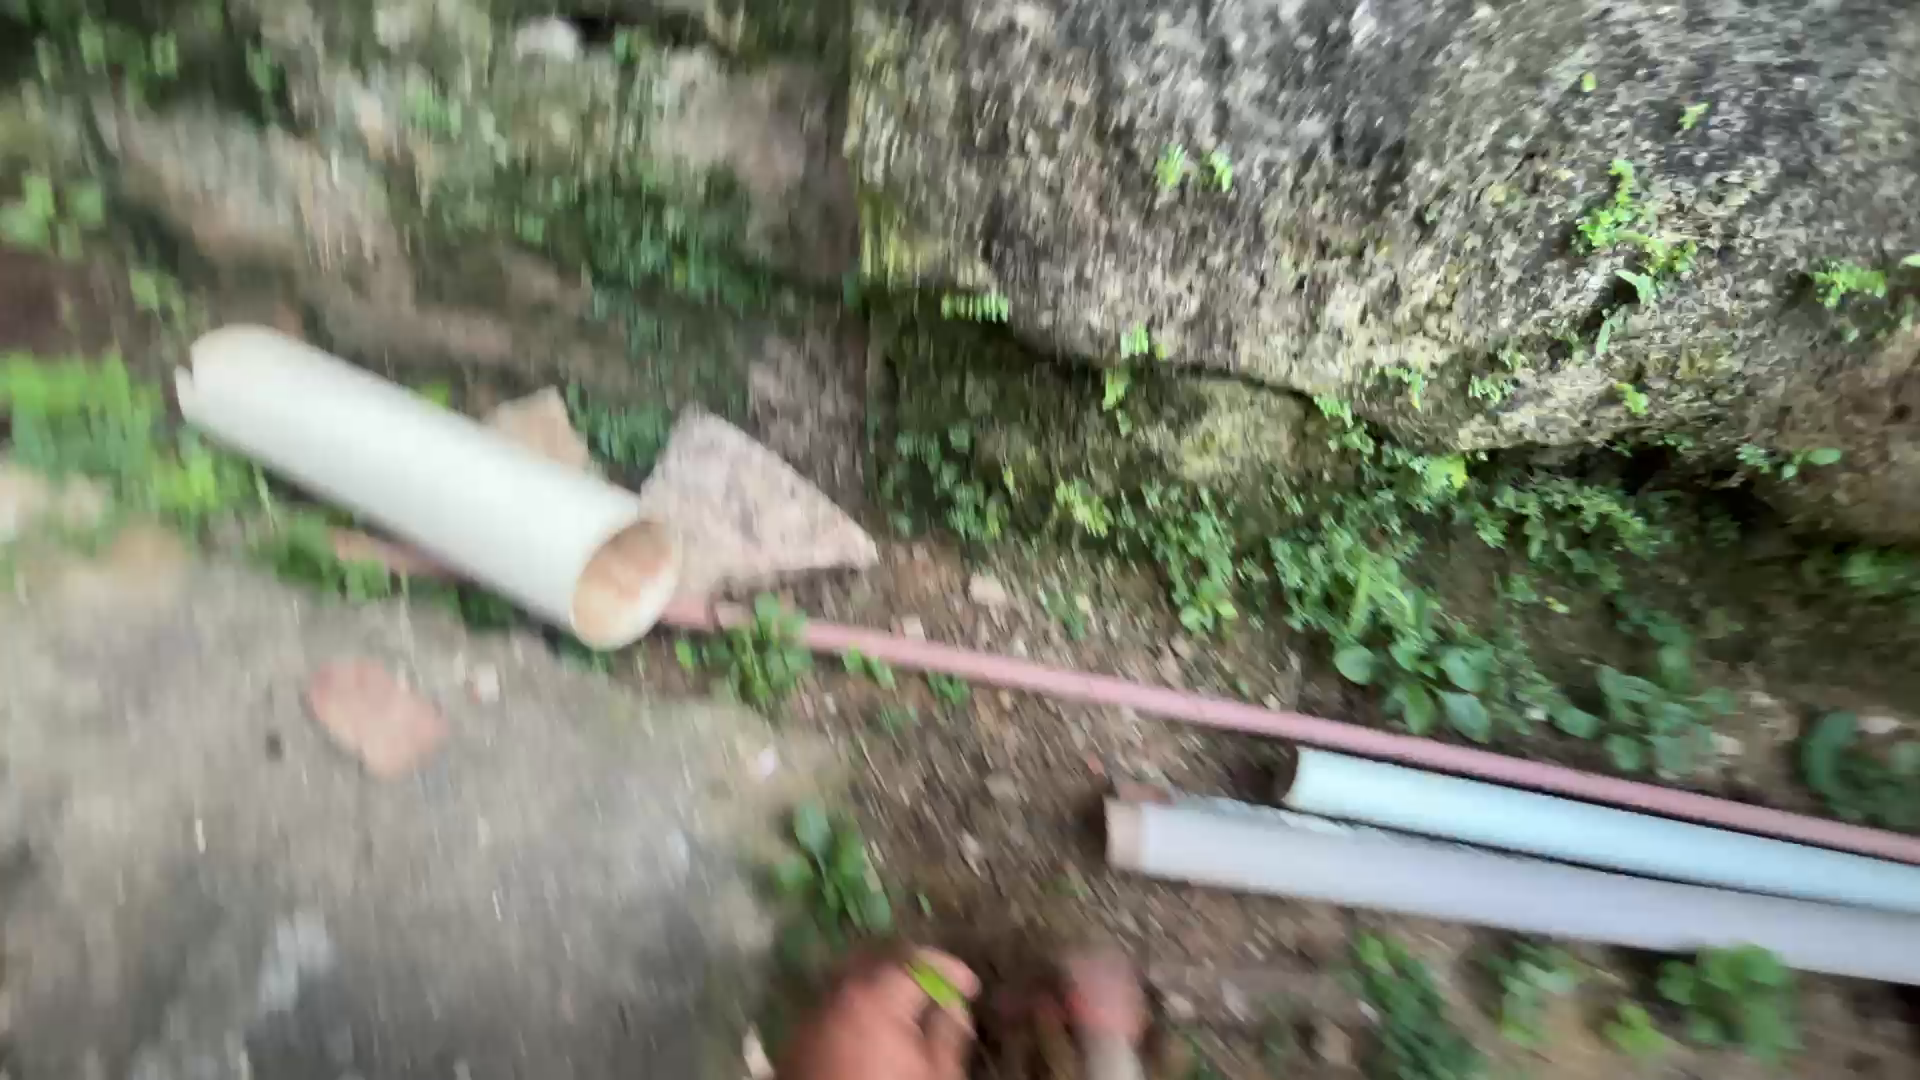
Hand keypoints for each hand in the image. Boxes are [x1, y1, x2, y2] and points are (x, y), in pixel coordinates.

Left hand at [777, 948, 980, 1079]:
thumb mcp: (935, 1075)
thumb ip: (949, 1032)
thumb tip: (954, 1004)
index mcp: (876, 993)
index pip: (918, 958)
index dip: (948, 967)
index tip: (969, 987)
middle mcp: (841, 990)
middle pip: (881, 955)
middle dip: (912, 965)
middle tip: (936, 985)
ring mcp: (815, 1011)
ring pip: (853, 974)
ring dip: (882, 979)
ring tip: (905, 1004)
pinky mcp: (799, 1036)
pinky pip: (833, 1000)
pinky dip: (857, 1000)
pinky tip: (872, 1024)